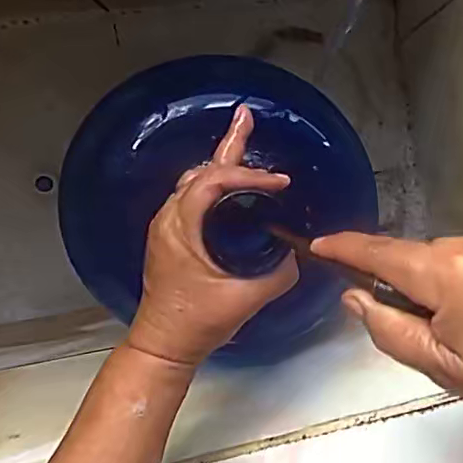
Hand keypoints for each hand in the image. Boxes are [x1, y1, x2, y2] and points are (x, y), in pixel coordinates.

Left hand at [125, 105, 298, 369]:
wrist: (165, 345)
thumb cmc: (195, 323)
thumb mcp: (248, 298)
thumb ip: (280, 273)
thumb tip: (297, 254)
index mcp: (182, 229)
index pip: (214, 183)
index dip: (249, 176)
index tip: (278, 183)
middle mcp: (170, 221)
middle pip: (202, 171)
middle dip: (229, 144)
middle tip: (246, 117)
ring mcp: (170, 227)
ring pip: (196, 180)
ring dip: (223, 161)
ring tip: (243, 140)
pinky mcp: (175, 237)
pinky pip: (195, 196)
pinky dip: (217, 181)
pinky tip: (234, 182)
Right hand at [309, 229, 462, 423]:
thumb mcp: (444, 366)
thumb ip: (390, 329)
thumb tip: (355, 298)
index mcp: (445, 270)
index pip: (380, 252)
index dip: (345, 248)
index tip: (317, 245)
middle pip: (411, 260)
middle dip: (399, 288)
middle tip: (419, 339)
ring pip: (439, 263)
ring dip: (431, 290)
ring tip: (462, 338)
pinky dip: (454, 285)